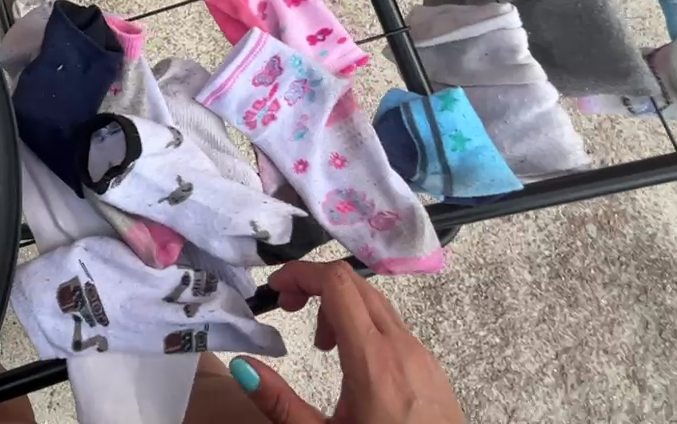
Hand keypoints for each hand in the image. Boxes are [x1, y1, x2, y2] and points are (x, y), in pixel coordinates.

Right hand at [231, 261, 462, 423]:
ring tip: (321, 346)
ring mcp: (424, 357)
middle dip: (314, 284)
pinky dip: (364, 324)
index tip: (275, 291)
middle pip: (353, 283)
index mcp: (374, 360)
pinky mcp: (434, 371)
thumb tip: (241, 364)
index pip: (335, 282)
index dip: (300, 273)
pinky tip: (355, 366)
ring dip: (339, 305)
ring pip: (374, 302)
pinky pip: (393, 326)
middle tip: (288, 309)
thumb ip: (280, 403)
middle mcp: (403, 347)